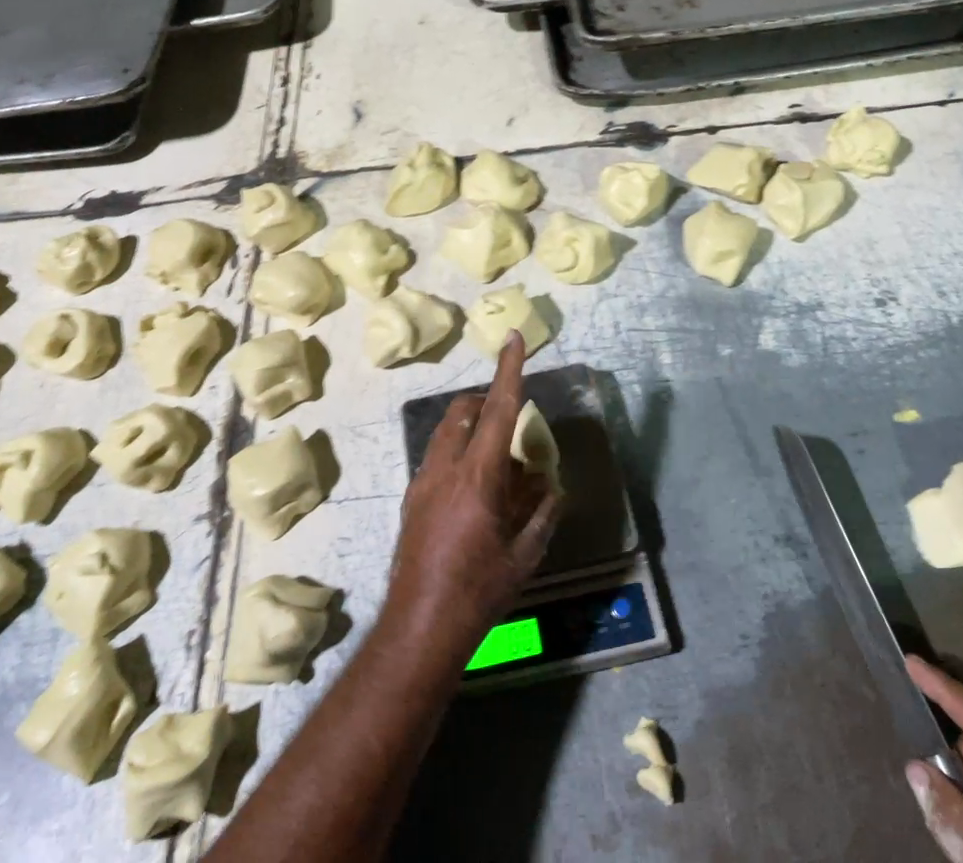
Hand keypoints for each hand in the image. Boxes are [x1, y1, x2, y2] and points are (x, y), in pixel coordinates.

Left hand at [386, 331, 561, 641]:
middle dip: (486, 400)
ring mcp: (421, 485)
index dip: (509, 371)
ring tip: (497, 459)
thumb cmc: (480, 590)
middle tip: (511, 417)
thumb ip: (542, 513)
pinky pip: (436, 459)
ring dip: (470, 428)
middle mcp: (444, 471)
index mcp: (477, 477)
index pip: (497, 411)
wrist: (420, 624)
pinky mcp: (411, 502)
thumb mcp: (524, 555)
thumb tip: (552, 487)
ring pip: (444, 434)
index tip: (514, 338)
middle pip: (462, 413)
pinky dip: (458, 454)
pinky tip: (475, 491)